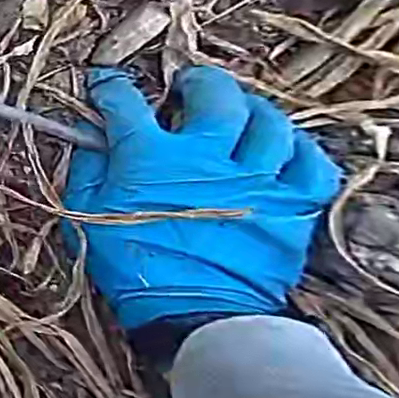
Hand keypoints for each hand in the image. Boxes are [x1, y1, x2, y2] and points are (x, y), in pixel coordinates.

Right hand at [61, 66, 340, 331]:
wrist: (196, 317)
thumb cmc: (134, 266)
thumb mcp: (87, 216)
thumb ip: (87, 170)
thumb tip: (91, 139)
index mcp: (150, 157)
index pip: (126, 102)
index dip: (111, 86)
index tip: (106, 83)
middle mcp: (207, 156)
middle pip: (214, 94)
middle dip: (196, 80)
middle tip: (185, 86)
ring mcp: (257, 179)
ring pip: (268, 121)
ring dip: (249, 108)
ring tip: (235, 111)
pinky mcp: (293, 206)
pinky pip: (312, 163)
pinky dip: (298, 148)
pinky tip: (280, 147)